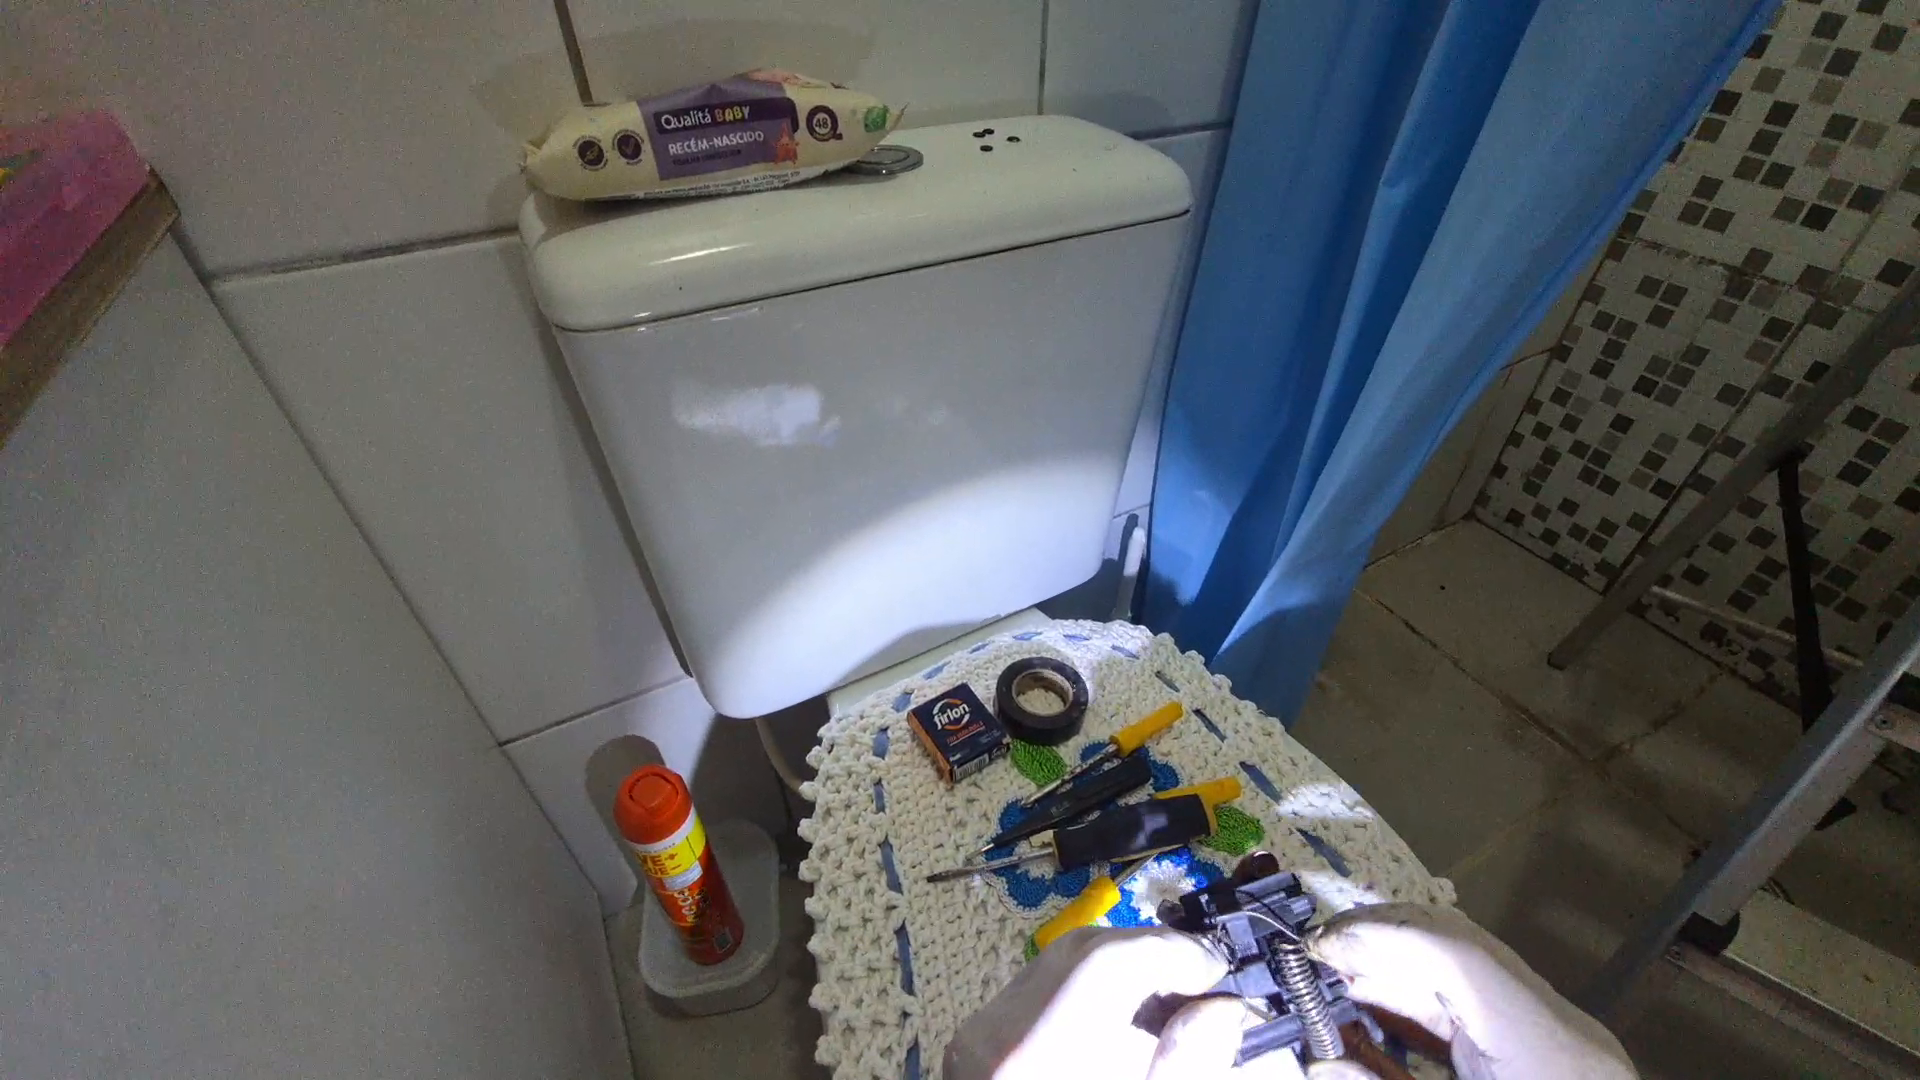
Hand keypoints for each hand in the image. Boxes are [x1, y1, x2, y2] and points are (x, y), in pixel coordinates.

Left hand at [944, 926, 1247, 1079]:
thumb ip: (1188, 1070)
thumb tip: (1224, 1009)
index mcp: (1035, 1060)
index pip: (1105, 964)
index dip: (1166, 952)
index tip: (1214, 968)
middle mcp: (994, 1033)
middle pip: (1079, 951)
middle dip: (1146, 952)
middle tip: (1200, 978)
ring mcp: (976, 1033)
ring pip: (1057, 962)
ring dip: (1118, 967)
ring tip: (1169, 996)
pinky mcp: (974, 1039)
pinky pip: (1039, 987)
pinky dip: (1086, 990)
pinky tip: (1123, 1017)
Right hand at [1307, 903, 1638, 1079]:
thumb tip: (1318, 1062)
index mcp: (1544, 1048)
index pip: (1458, 953)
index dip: (1381, 935)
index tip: (1322, 944)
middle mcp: (1554, 1023)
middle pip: (1457, 941)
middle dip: (1378, 934)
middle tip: (1316, 947)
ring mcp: (1549, 1029)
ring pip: (1458, 959)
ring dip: (1390, 956)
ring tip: (1332, 966)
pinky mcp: (1536, 1043)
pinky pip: (1465, 994)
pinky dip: (1412, 988)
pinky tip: (1368, 996)